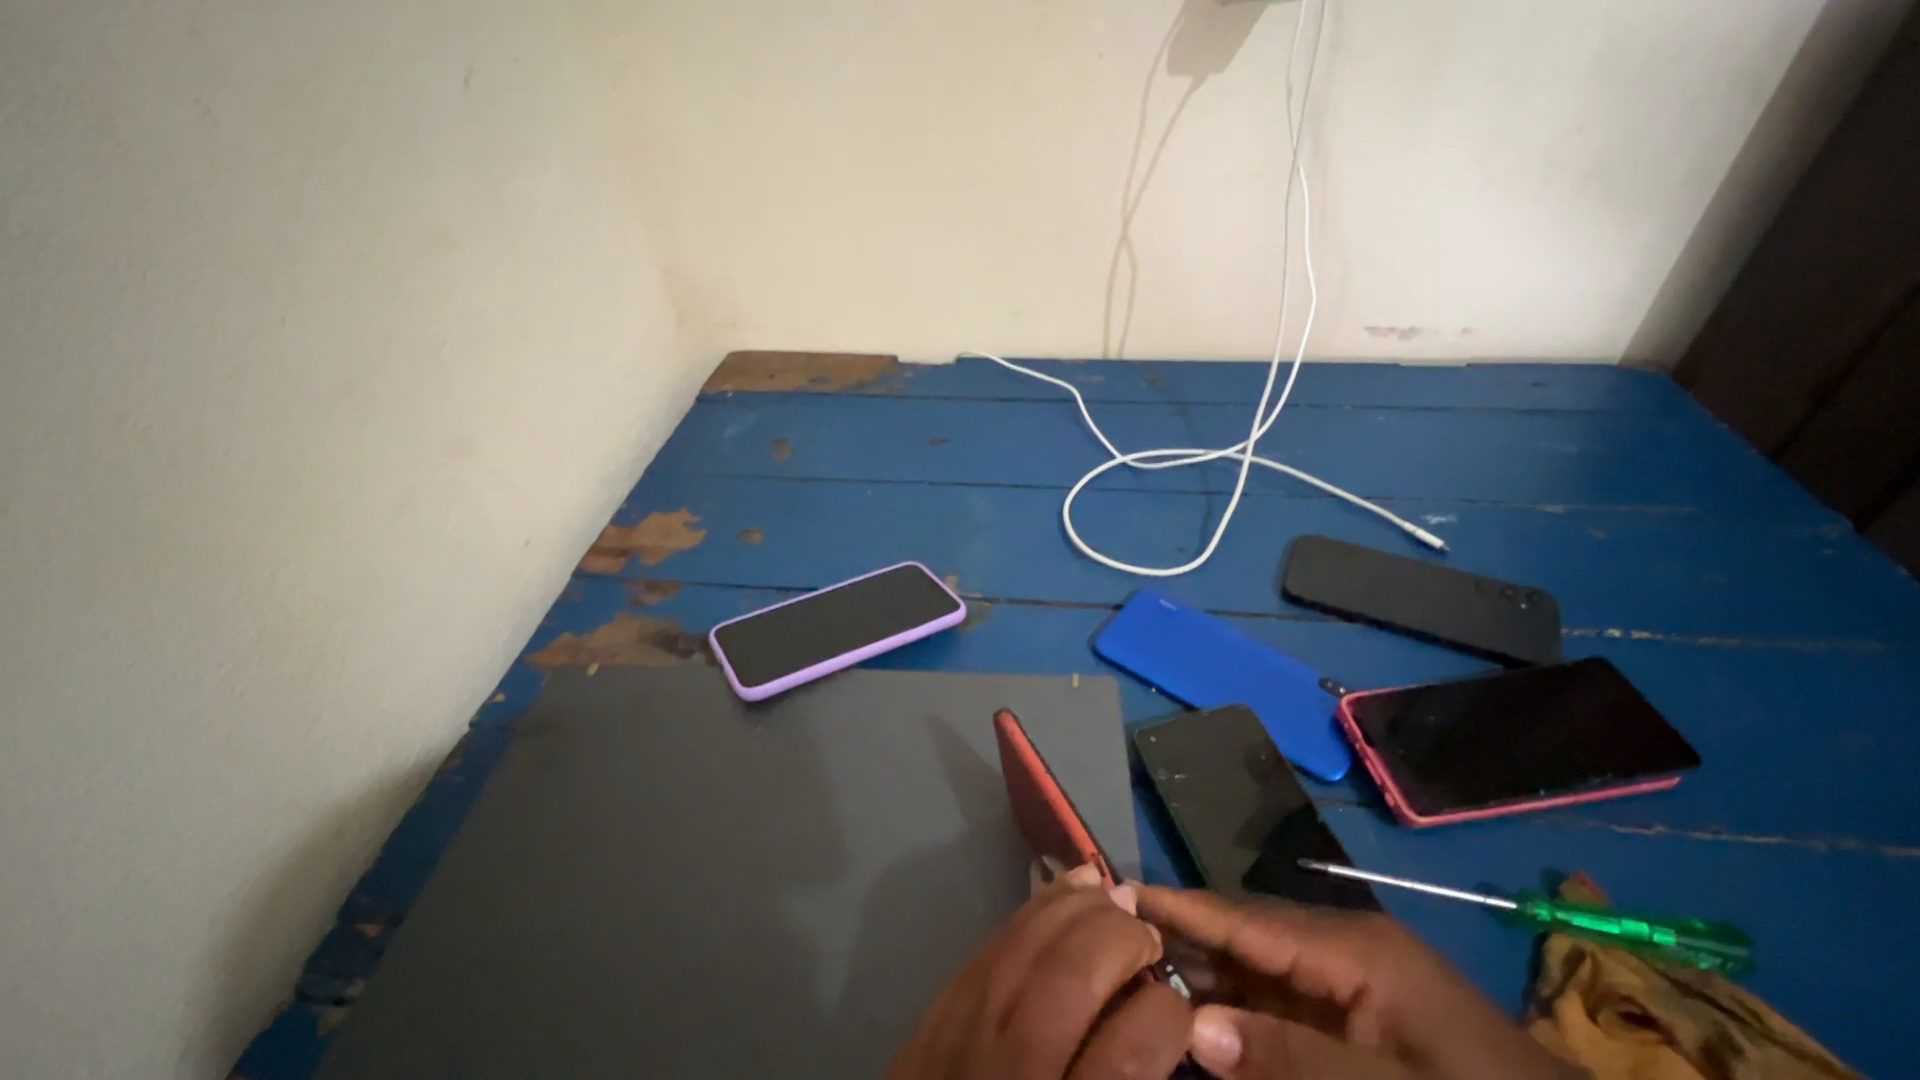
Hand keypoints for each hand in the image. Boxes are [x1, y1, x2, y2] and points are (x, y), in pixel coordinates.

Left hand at [889, 864, 1192, 1079]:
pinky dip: (1040, 906)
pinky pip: (997, 939)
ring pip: (1031, 944)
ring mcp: (965, 1030)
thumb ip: (1126, 1076)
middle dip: (1124, 941)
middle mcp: (1014, 1068)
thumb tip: (1163, 1019)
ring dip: (1083, 910)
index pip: (1130, 1049)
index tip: (1179, 1009)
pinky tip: (1073, 887)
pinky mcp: (940, 1006)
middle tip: (1150, 942)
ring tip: (1117, 903)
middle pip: (1073, 976)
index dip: (1168, 1015)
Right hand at [1138, 887, 1577, 1079]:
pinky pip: (1274, 1005)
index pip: (1240, 917)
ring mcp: (1347, 985)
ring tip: (1125, 977)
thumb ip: (1294, 1058)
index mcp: (1352, 948)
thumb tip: (1193, 1025)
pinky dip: (1230, 1011)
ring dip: (1195, 978)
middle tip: (1100, 944)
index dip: (1174, 906)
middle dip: (1173, 941)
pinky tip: (1189, 1021)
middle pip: (1238, 938)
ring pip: (1250, 972)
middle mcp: (1340, 952)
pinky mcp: (1352, 1020)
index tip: (1106, 893)